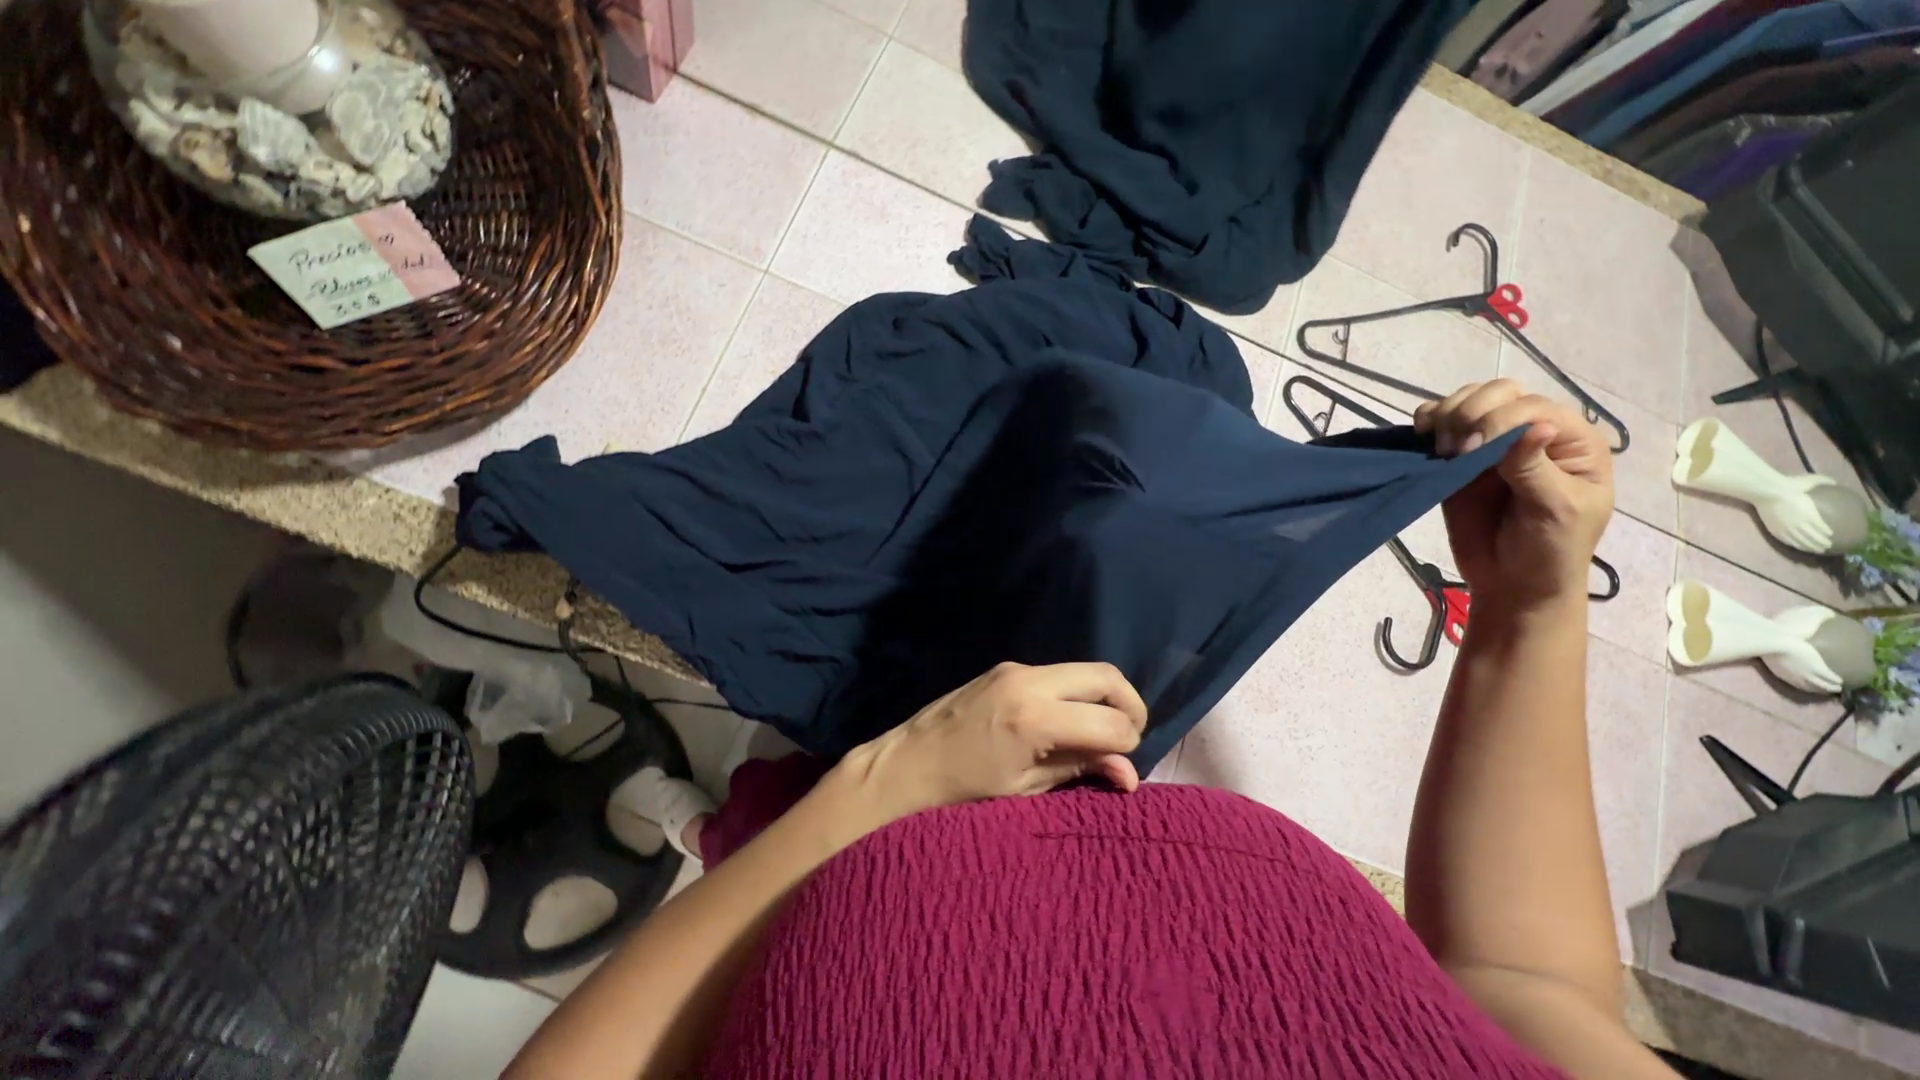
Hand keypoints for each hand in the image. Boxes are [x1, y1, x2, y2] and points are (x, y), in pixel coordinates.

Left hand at [834, 662, 1148, 826]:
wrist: (905, 765)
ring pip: (1082, 671)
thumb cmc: (963, 791)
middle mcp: (1029, 681)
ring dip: (1102, 697)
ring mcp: (1015, 669)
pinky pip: (1056, 674)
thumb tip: (1129, 773)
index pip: (1111, 721)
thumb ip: (1079, 770)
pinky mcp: (1004, 667)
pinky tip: (1068, 722)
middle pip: (1106, 676)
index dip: (1128, 744)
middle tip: (1130, 737)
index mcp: (1035, 718)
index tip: (1123, 765)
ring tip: (1102, 732)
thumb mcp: (1026, 788)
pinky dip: (1075, 693)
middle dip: (1130, 706)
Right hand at [1414, 380, 1614, 610]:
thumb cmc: (1549, 551)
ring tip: (1439, 447)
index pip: (1531, 408)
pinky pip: (1442, 422)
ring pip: (1469, 400)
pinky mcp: (1459, 456)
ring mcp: (1493, 442)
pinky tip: (1423, 435)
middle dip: (1470, 412)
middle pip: (1499, 392)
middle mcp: (1532, 432)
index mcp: (1571, 441)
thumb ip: (1536, 469)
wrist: (1514, 584)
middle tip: (1453, 448)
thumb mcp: (1556, 511)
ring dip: (1447, 414)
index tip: (1468, 453)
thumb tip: (1535, 427)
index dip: (1497, 421)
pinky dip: (1428, 420)